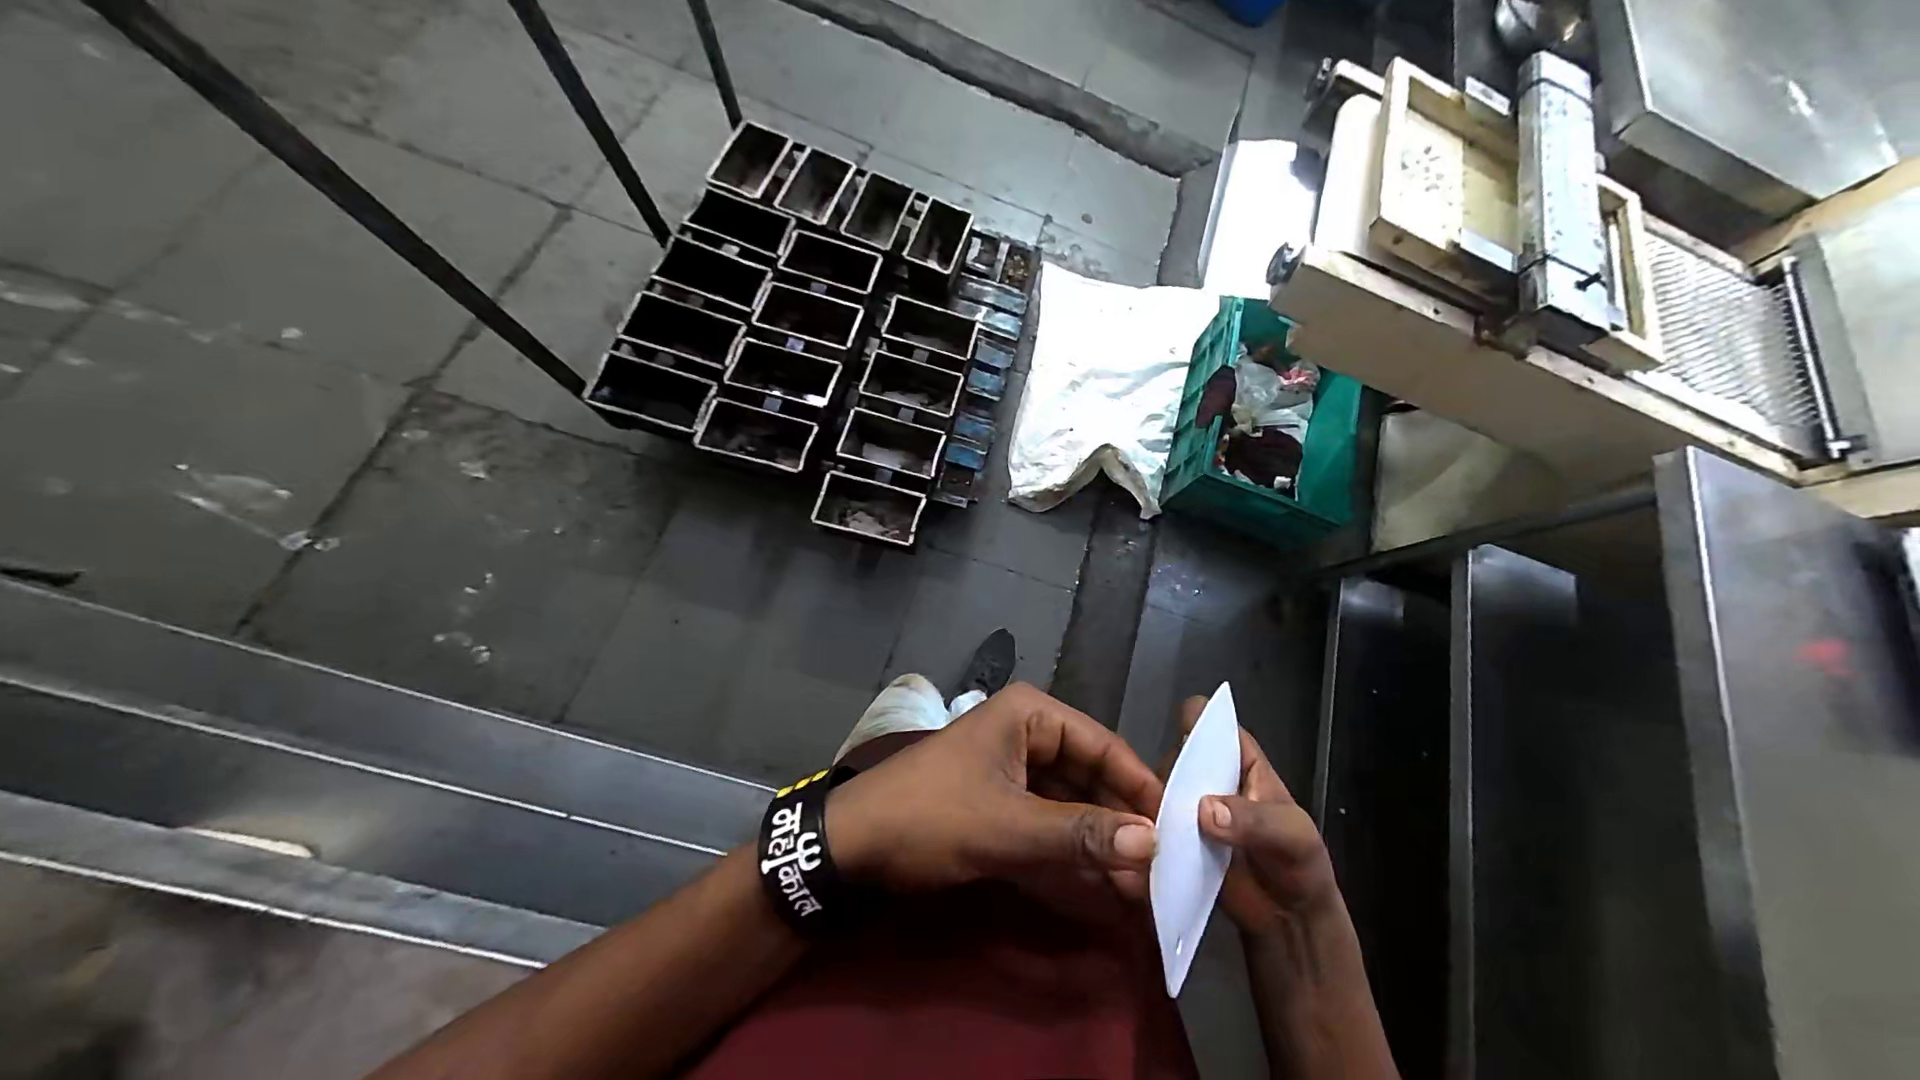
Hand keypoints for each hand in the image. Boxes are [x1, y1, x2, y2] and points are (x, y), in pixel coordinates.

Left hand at [825, 683, 1163, 894]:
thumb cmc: (929, 817)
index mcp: (1029, 715)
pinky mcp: (1002, 804)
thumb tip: (1154, 843)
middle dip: (1123, 824)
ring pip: (1073, 805)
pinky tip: (1105, 889)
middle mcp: (1026, 734)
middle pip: (1091, 776)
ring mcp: (1013, 770)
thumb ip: (1080, 834)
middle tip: (1166, 874)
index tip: (1181, 833)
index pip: (1104, 745)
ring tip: (1144, 891)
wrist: (851, 845)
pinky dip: (1073, 854)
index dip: (1142, 788)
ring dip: (1102, 845)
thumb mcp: (1007, 827)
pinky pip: (1049, 825)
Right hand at [1164, 696, 1336, 937]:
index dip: (1194, 721)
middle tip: (1168, 803)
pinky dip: (1147, 830)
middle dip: (1169, 772)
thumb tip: (1204, 808)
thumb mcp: (1292, 838)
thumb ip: (1254, 820)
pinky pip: (1151, 823)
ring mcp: (1187, 807)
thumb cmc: (1299, 865)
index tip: (1182, 739)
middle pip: (1176, 756)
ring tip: (1154, 828)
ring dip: (1153, 805)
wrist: (1288, 921)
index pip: (1211, 722)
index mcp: (1240, 759)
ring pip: (1157, 789)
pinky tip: (1146, 844)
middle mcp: (1208, 775)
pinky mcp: (1173, 837)